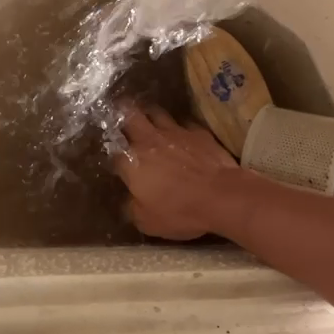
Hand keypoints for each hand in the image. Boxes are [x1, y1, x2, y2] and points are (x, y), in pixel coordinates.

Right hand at [112, 102, 246, 239]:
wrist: (221, 195)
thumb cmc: (180, 211)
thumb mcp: (147, 221)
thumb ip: (132, 207)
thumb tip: (128, 200)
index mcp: (132, 161)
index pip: (113, 151)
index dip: (112, 153)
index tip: (115, 156)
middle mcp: (149, 139)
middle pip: (130, 115)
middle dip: (122, 111)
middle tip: (121, 112)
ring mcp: (175, 131)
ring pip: (156, 112)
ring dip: (149, 114)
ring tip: (148, 117)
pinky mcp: (197, 131)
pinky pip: (183, 122)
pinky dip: (179, 127)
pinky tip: (181, 133)